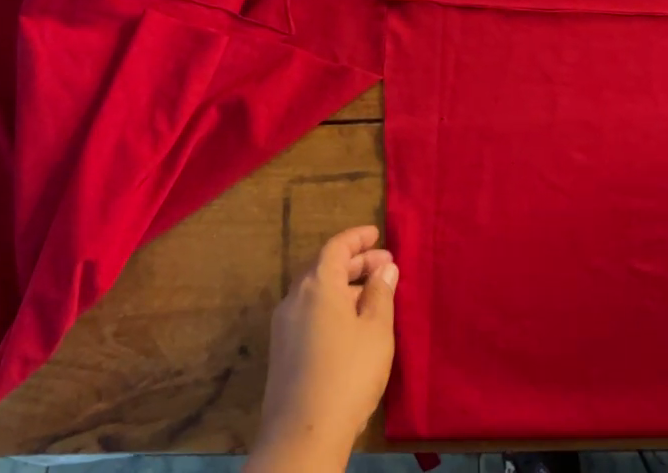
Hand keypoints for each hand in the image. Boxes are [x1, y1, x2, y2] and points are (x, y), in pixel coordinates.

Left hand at [253, 226, 398, 467]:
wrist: (304, 433)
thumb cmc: (348, 373)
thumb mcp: (376, 330)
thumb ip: (380, 294)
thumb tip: (384, 268)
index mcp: (317, 285)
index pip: (336, 247)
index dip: (357, 238)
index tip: (376, 234)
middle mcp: (295, 298)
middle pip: (324, 267)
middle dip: (354, 263)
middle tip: (384, 265)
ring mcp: (284, 325)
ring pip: (316, 292)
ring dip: (343, 286)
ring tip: (373, 294)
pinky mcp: (282, 350)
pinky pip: (309, 313)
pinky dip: (331, 306)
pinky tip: (351, 324)